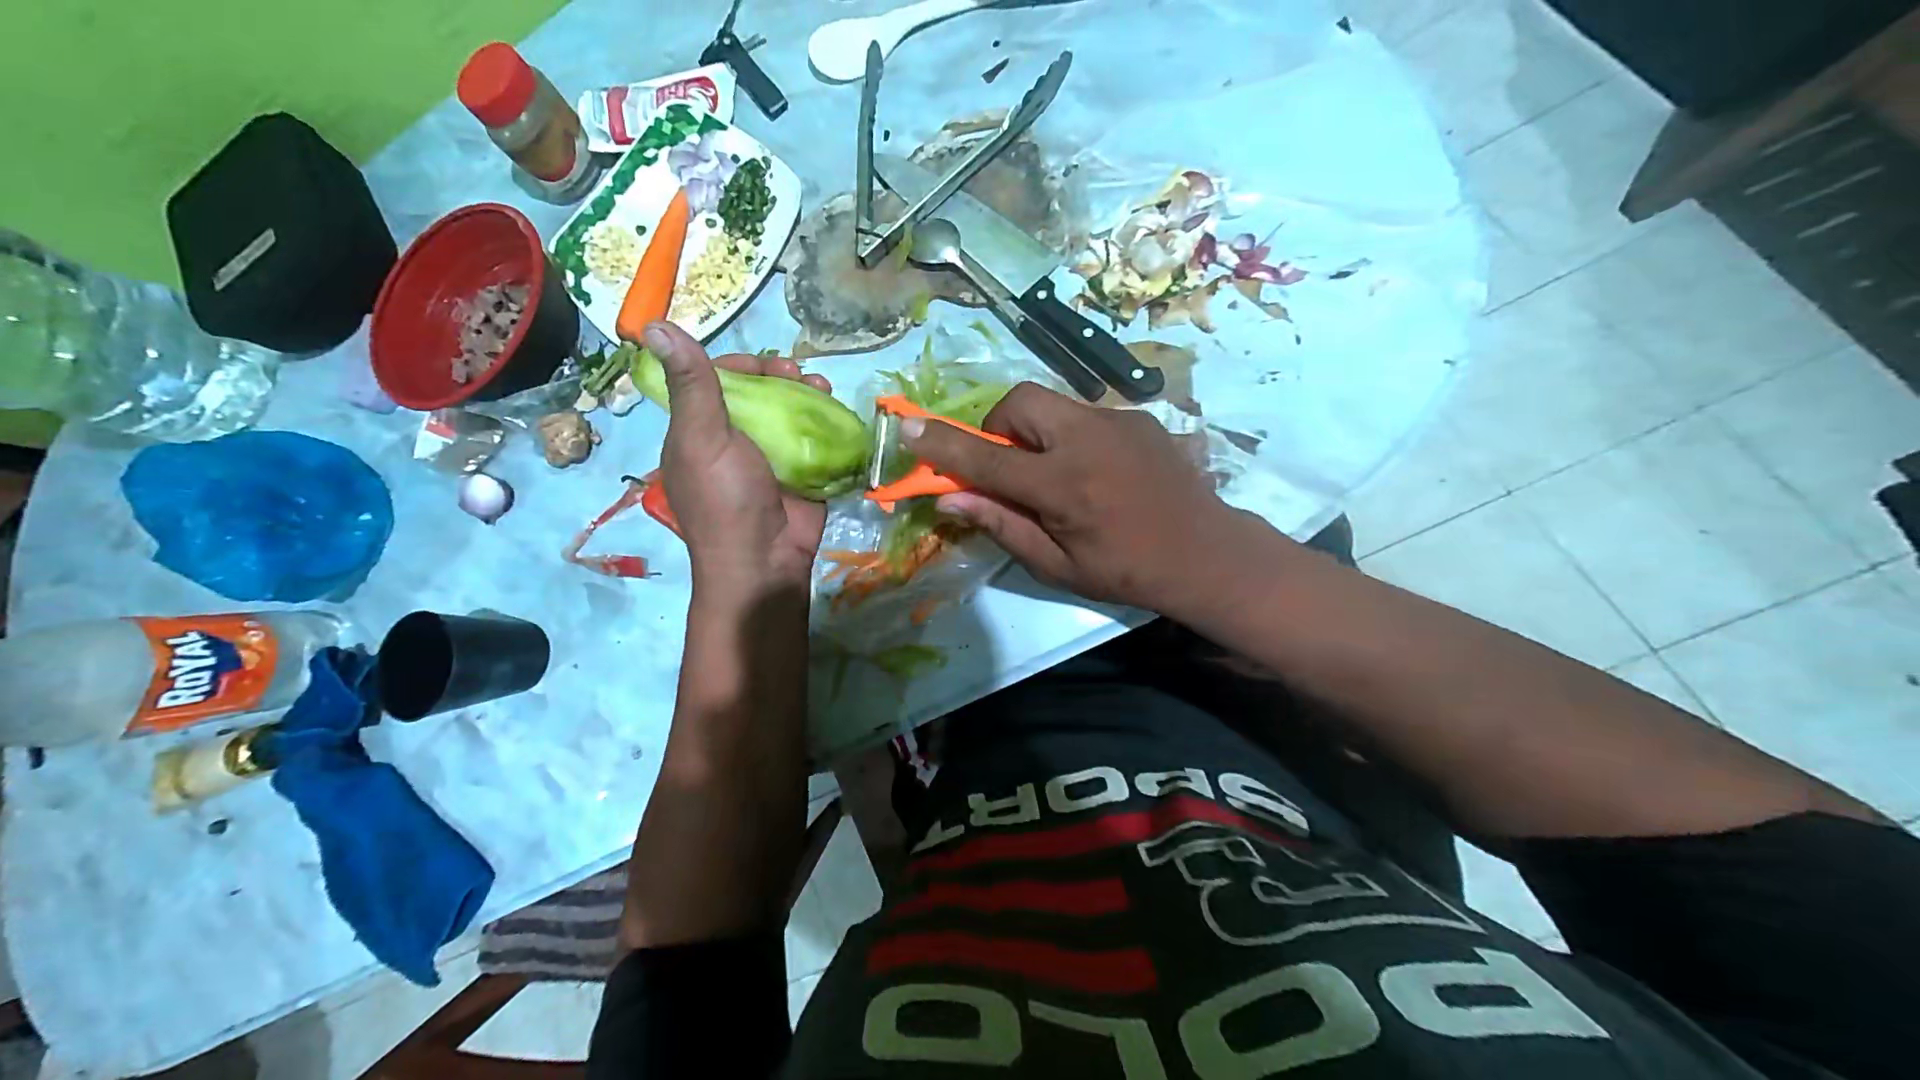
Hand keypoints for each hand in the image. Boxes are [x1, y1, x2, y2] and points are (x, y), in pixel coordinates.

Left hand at [644, 322, 828, 595]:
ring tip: (824, 388)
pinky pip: (813, 439)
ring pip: (789, 413)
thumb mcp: (703, 437)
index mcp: (698, 430)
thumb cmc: (726, 498)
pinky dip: (826, 424)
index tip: (765, 363)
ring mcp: (769, 458)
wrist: (765, 561)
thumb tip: (654, 324)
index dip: (741, 363)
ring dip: (807, 395)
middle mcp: (732, 440)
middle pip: (758, 392)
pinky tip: (838, 414)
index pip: (716, 379)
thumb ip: (691, 384)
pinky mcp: (800, 474)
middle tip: (800, 375)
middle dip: (781, 377)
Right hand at [903, 382, 1283, 617]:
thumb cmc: (1126, 571)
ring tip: (1058, 474)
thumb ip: (1002, 525)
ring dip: (1036, 432)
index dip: (942, 444)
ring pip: (1053, 404)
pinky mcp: (1138, 418)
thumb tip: (951, 499)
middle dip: (1001, 428)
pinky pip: (1084, 414)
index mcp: (1063, 486)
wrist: (1206, 554)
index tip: (907, 427)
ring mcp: (1117, 422)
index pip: (986, 458)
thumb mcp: (1057, 565)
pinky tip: (1096, 472)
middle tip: (1011, 467)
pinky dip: (1070, 435)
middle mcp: (1087, 440)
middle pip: (1020, 401)